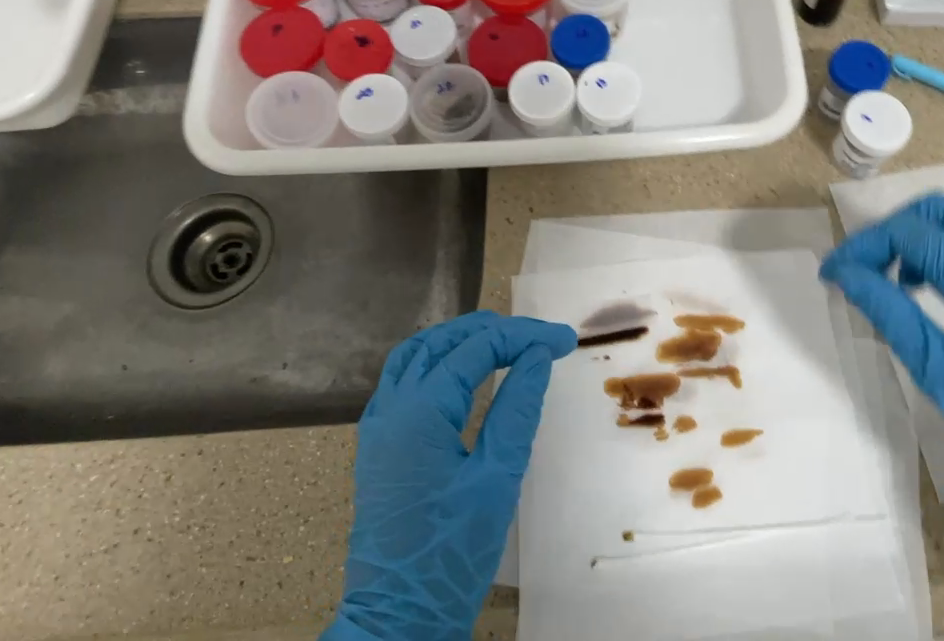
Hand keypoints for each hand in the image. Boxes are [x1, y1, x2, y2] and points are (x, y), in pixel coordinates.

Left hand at [323, 311, 578, 640]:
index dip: (523, 337)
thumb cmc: (452, 550)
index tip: (565, 341)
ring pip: (417, 355)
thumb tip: (536, 355)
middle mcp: (391, 406)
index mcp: (419, 411)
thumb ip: (516, 409)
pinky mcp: (378, 444)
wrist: (398, 614)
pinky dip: (436, 361)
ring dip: (461, 339)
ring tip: (505, 340)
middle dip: (494, 331)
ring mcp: (379, 424)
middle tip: (541, 337)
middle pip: (443, 342)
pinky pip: (403, 379)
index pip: (476, 349)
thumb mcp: (497, 477)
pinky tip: (461, 371)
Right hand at [821, 194, 943, 518]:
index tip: (832, 275)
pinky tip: (936, 288)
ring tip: (898, 282)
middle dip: (892, 231)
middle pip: (935, 210)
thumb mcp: (932, 365)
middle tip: (866, 270)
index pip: (906, 232)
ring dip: (922, 238)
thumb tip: (844, 274)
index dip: (862, 247)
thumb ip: (886, 310)